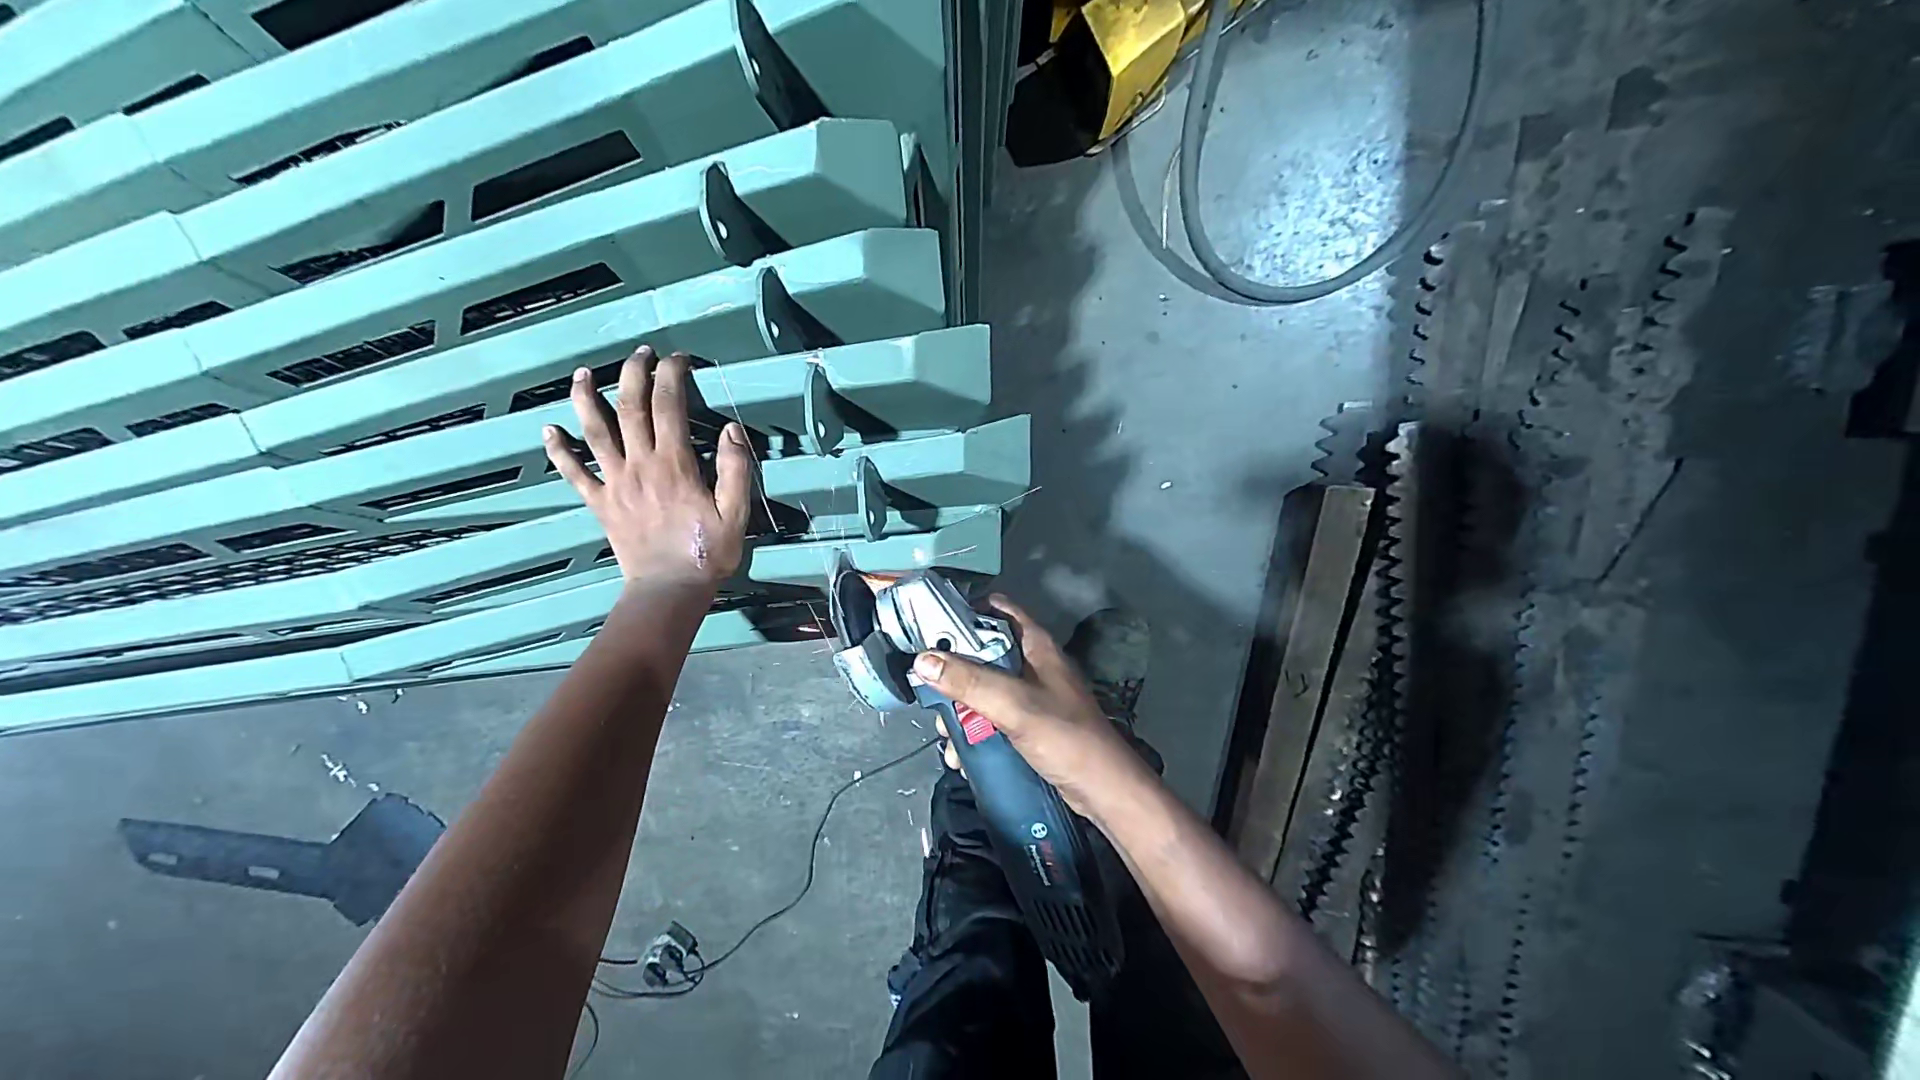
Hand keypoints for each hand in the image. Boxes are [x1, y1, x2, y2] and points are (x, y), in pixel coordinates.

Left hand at [542, 346, 752, 585]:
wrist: (670, 589)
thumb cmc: (708, 552)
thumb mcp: (736, 513)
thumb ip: (734, 469)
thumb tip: (731, 429)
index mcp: (675, 465)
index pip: (669, 406)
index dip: (672, 376)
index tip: (678, 359)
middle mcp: (640, 466)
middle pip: (630, 408)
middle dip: (633, 374)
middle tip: (640, 353)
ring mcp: (615, 483)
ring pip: (595, 432)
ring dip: (587, 399)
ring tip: (584, 374)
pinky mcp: (601, 503)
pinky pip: (574, 474)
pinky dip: (559, 451)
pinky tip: (548, 431)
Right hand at [913, 596, 1144, 815]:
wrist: (1103, 789)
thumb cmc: (1065, 737)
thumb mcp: (1013, 705)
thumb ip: (969, 682)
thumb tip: (923, 661)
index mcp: (1036, 645)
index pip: (997, 609)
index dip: (965, 611)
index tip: (931, 626)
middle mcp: (1032, 664)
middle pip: (983, 652)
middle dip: (954, 672)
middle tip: (933, 693)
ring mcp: (1031, 695)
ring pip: (984, 688)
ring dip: (961, 709)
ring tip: (946, 733)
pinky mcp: (1028, 723)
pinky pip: (992, 717)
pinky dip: (974, 730)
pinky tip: (961, 754)